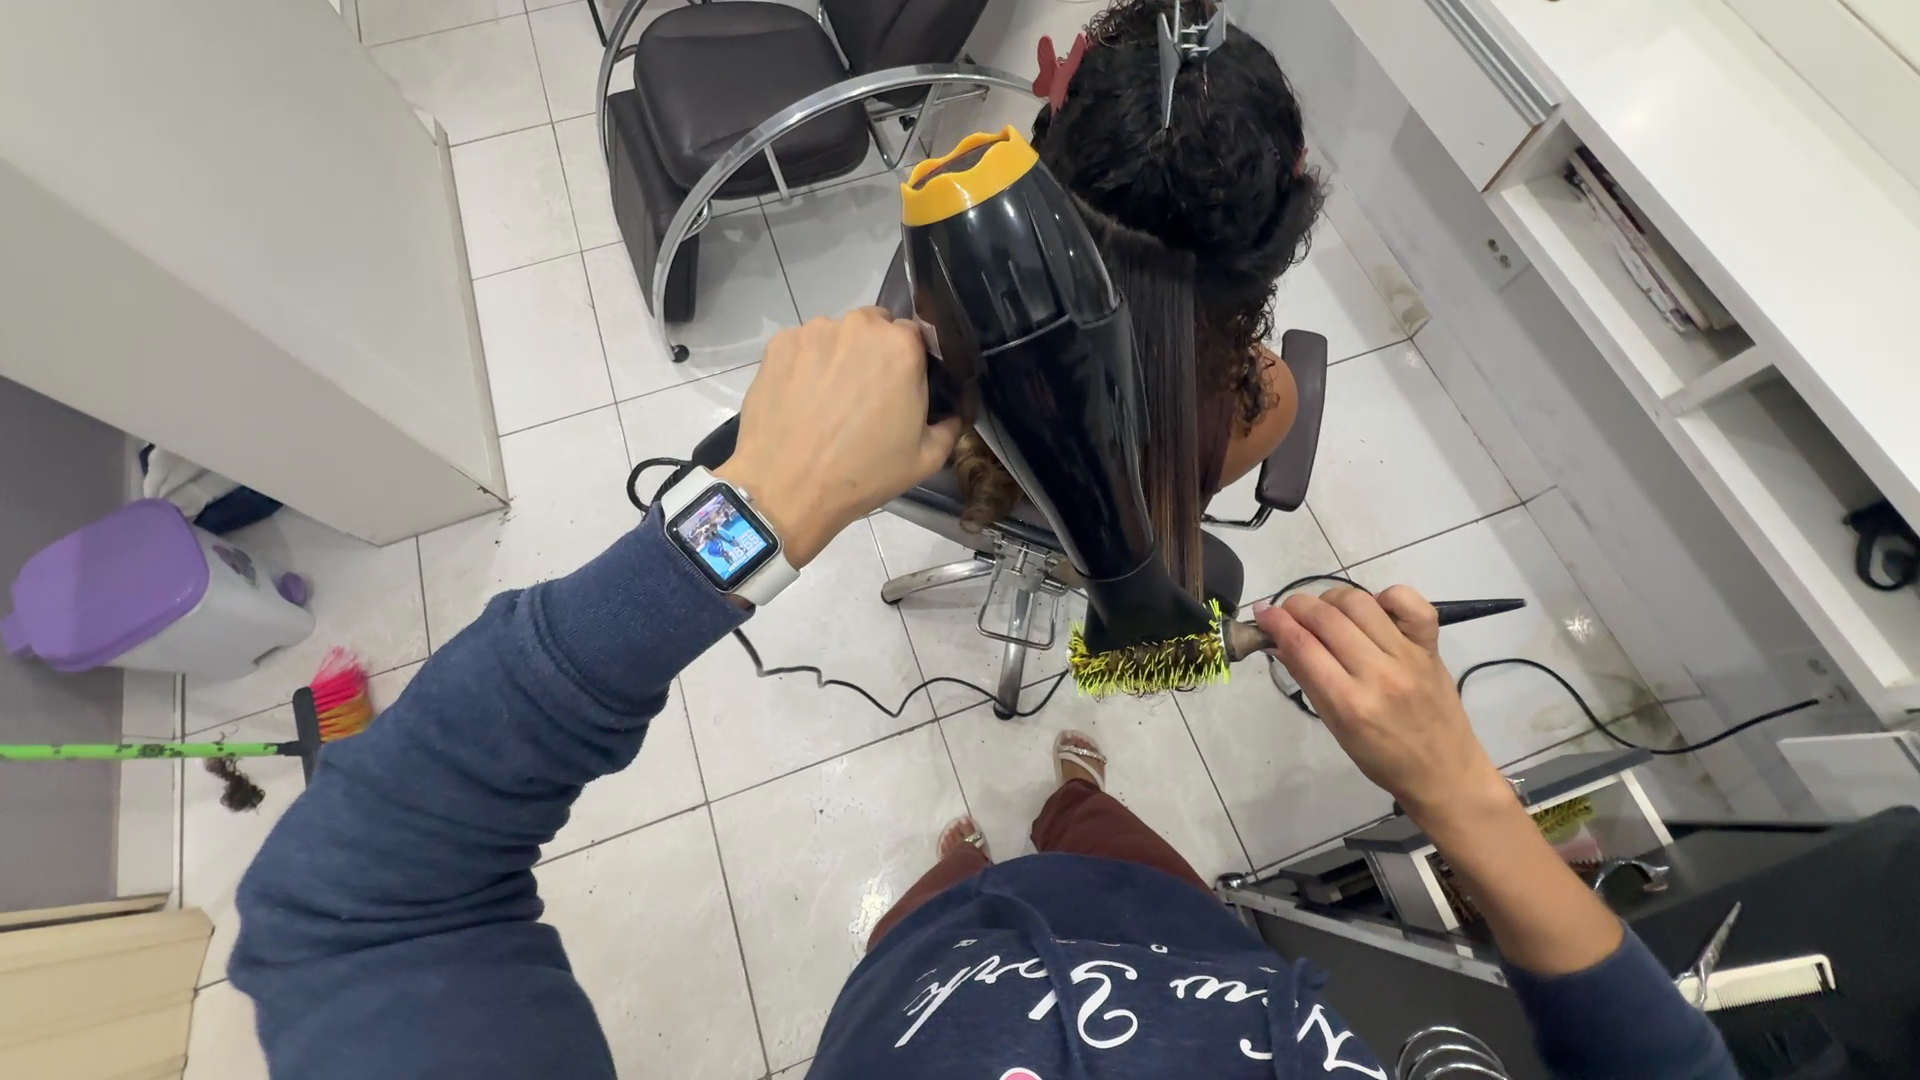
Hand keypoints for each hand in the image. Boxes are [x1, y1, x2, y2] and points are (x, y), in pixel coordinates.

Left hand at [717, 309, 962, 567]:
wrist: (787, 490)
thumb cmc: (863, 475)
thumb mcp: (926, 460)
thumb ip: (950, 427)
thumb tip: (953, 414)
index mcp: (902, 347)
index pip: (917, 336)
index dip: (912, 363)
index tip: (903, 389)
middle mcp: (858, 326)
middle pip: (875, 327)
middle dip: (875, 354)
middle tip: (866, 396)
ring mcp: (814, 332)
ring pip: (836, 336)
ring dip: (839, 357)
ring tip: (830, 402)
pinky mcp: (779, 344)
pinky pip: (803, 347)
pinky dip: (806, 366)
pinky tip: (803, 400)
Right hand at [1255, 586, 1509, 823]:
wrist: (1444, 772)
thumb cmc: (1380, 757)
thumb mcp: (1333, 725)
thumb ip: (1306, 678)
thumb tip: (1277, 640)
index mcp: (1349, 703)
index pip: (1302, 645)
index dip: (1275, 622)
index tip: (1262, 613)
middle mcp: (1378, 674)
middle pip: (1325, 618)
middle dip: (1296, 606)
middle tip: (1287, 612)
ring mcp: (1408, 657)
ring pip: (1359, 603)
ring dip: (1330, 599)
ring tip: (1325, 611)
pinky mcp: (1431, 647)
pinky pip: (1412, 604)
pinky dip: (1387, 595)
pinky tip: (1373, 608)